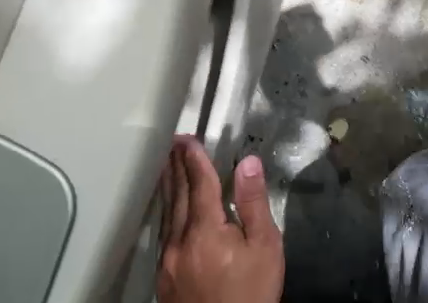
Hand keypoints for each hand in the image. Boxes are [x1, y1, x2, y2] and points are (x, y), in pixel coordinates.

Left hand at [157, 138, 282, 302]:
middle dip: (176, 167)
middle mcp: (179, 243)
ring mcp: (167, 262)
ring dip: (168, 186)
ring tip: (167, 164)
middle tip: (173, 143)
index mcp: (205, 231)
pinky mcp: (163, 279)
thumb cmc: (252, 291)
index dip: (195, 160)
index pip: (199, 185)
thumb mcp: (265, 246)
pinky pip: (162, 233)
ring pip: (166, 214)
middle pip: (177, 196)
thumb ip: (254, 203)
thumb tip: (248, 162)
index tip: (188, 139)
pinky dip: (166, 210)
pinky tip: (167, 206)